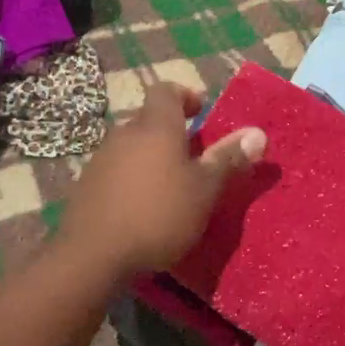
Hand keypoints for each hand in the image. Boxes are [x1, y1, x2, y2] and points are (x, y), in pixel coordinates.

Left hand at [59, 83, 266, 273]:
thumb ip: (228, 159)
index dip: (185, 96)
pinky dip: (133, 179)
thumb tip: (257, 132)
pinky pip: (117, 171)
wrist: (92, 255)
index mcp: (156, 127)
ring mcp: (101, 159)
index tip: (201, 113)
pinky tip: (143, 207)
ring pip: (132, 147)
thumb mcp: (205, 190)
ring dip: (151, 158)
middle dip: (171, 133)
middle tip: (195, 158)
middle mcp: (125, 134)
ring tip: (171, 186)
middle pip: (149, 120)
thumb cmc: (159, 215)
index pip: (166, 90)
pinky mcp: (87, 186)